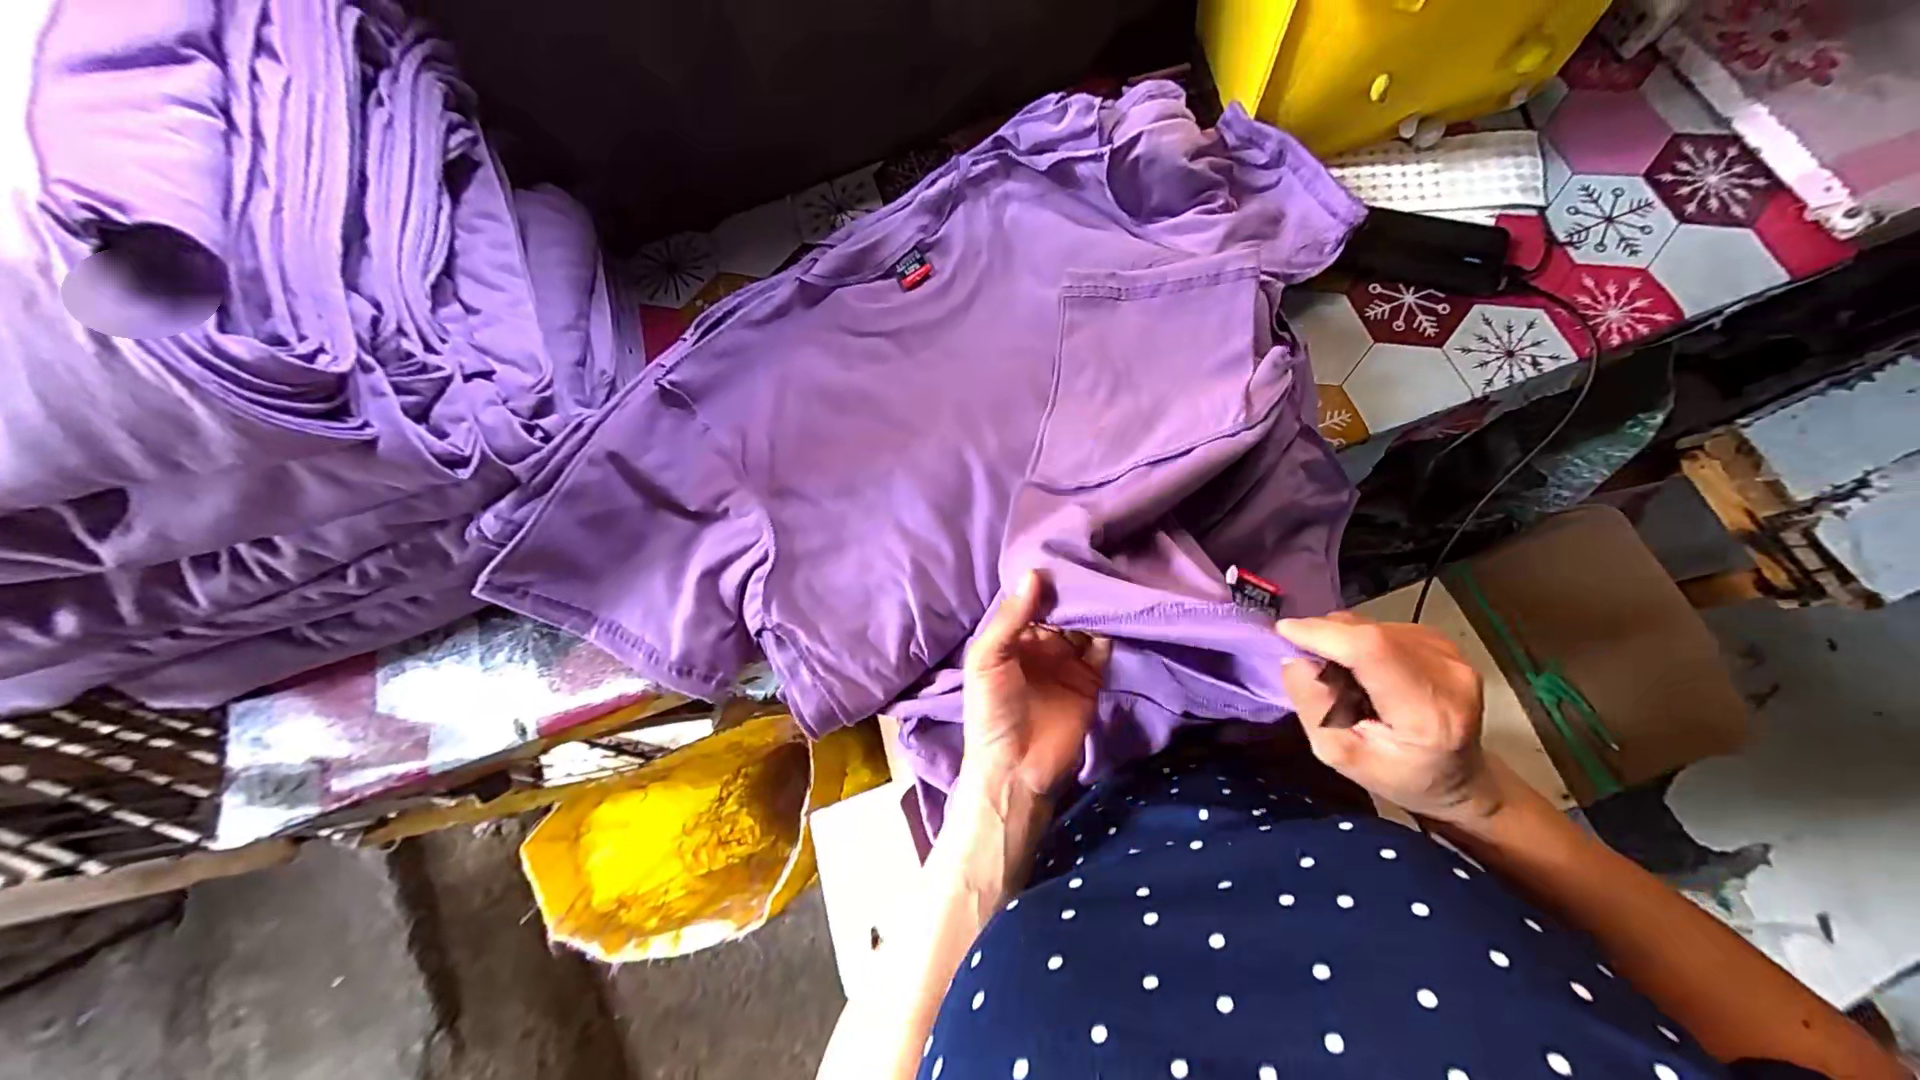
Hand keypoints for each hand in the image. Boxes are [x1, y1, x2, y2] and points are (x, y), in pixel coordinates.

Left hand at [960, 570, 1110, 801]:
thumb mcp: (988, 660)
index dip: (1045, 582)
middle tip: (1093, 562)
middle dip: (1074, 590)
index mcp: (1012, 638)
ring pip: (1085, 625)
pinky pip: (1103, 649)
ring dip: (1094, 608)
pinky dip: (1110, 632)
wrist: (1015, 768)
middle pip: (1062, 609)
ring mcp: (1067, 661)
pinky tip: (1118, 612)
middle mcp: (1041, 644)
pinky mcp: (1090, 679)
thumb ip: (1011, 619)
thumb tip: (1035, 574)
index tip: (1064, 554)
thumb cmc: (991, 710)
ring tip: (1110, 580)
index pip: (1032, 601)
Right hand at [1277, 612, 1498, 822]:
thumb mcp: (1341, 756)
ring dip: (1340, 639)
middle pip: (1369, 633)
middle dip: (1325, 637)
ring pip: (1372, 625)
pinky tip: (1360, 667)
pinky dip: (1357, 639)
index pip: (1372, 651)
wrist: (1458, 778)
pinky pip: (1383, 626)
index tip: (1284, 632)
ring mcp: (1450, 655)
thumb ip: (1315, 709)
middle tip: (1304, 661)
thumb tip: (1295, 659)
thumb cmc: (1399, 776)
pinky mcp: (1443, 644)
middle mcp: (1448, 675)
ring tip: (1338, 673)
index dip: (1324, 633)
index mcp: (1426, 713)